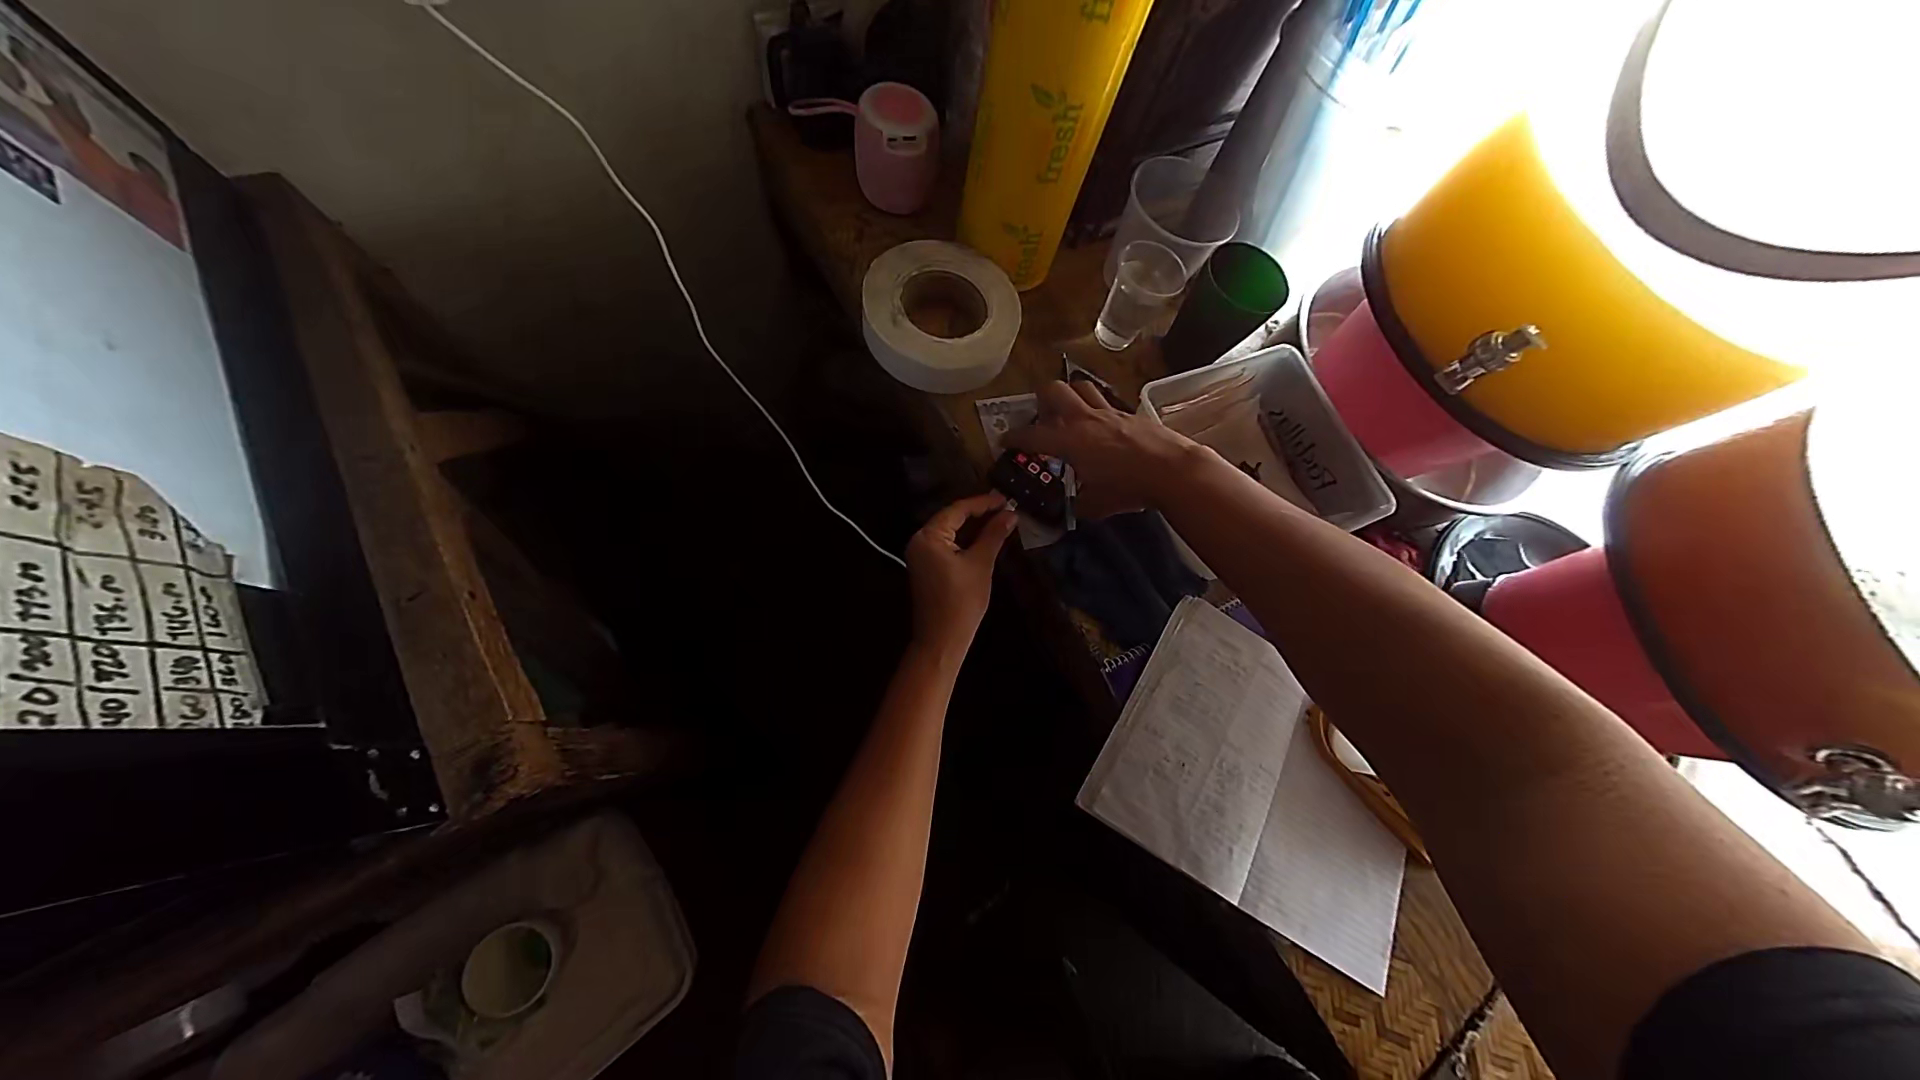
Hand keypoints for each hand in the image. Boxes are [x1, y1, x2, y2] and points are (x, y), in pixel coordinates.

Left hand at [906, 492, 1018, 654]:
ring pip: (951, 532)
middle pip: (952, 518)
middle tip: (1006, 507)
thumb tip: (1010, 514)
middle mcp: (919, 541)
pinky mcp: (927, 567)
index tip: (1006, 498)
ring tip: (1001, 520)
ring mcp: (921, 555)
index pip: (957, 510)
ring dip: (974, 527)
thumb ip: (993, 535)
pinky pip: (947, 545)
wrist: (942, 640)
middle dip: (979, 513)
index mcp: (928, 536)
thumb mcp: (980, 564)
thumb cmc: (961, 601)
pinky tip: (986, 538)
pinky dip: (966, 541)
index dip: (983, 502)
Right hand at [1005, 381, 1202, 517]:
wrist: (1173, 470)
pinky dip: (1097, 411)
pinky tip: (1102, 428)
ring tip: (1070, 413)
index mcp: (1069, 440)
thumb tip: (1074, 507)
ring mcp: (1109, 412)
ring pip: (1082, 388)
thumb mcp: (1097, 505)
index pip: (1031, 436)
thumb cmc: (1129, 488)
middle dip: (1041, 400)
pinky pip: (1106, 403)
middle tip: (1041, 417)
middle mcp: (1084, 419)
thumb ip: (1079, 504)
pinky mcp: (1130, 413)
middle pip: (1054, 390)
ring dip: (1071, 396)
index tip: (1005, 440)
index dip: (1014, 438)